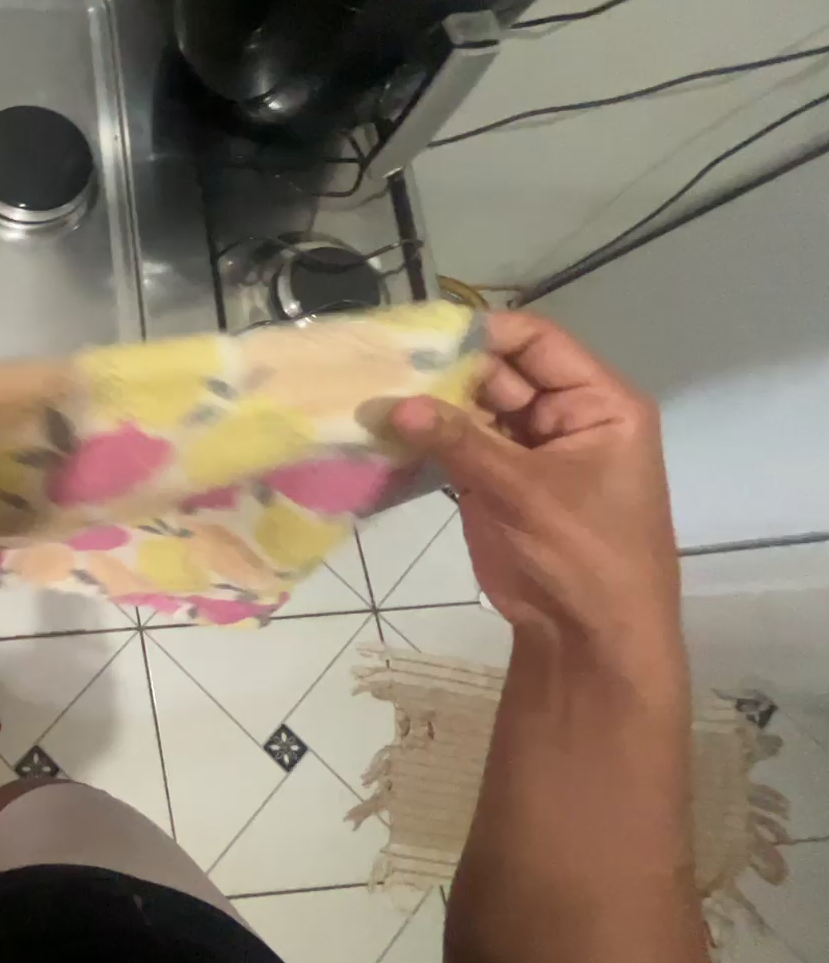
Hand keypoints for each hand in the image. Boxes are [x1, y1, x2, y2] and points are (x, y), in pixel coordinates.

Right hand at [387, 311, 679, 658]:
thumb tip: (392, 405)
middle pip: (494, 372)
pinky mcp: (488, 475)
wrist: (583, 629)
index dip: (482, 334)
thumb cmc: (582, 553)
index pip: (537, 344)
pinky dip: (418, 436)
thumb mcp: (524, 491)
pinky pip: (450, 441)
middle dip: (439, 371)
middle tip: (376, 367)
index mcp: (595, 405)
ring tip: (367, 394)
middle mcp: (559, 416)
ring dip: (422, 404)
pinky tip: (378, 429)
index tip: (417, 337)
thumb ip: (458, 442)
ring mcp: (521, 446)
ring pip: (466, 406)